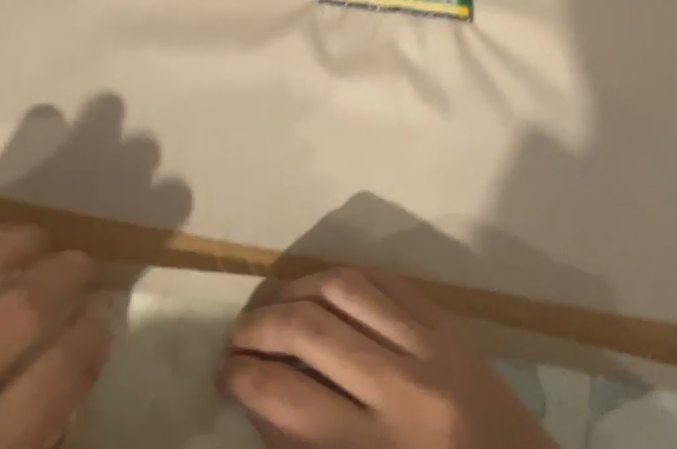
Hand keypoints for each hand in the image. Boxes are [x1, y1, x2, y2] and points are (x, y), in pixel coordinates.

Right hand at [219, 268, 553, 448]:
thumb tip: (253, 397)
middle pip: (305, 328)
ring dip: (290, 292)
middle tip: (237, 342)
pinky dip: (339, 280)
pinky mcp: (452, 326)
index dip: (238, 378)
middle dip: (254, 329)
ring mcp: (435, 349)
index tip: (224, 376)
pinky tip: (320, 296)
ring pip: (339, 287)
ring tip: (273, 311)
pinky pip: (381, 279)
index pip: (284, 395)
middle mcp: (408, 391)